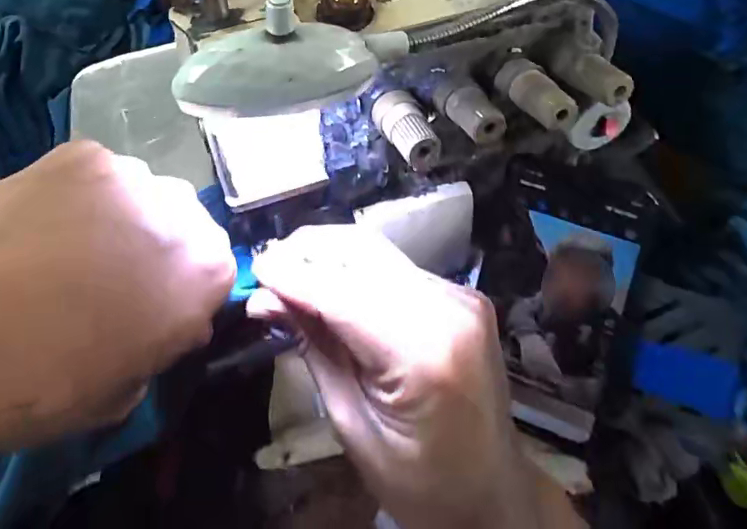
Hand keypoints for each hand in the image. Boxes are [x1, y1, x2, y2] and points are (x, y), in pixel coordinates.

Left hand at [0, 140, 237, 439]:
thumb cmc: (26, 385)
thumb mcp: (114, 395)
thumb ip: (159, 346)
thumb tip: (167, 318)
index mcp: (195, 277)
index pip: (220, 268)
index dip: (190, 291)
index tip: (157, 310)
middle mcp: (174, 213)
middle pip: (188, 221)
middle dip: (164, 248)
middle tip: (114, 277)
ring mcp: (126, 174)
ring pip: (145, 191)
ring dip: (126, 216)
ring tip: (70, 246)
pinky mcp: (79, 152)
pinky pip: (102, 172)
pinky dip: (87, 194)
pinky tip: (44, 222)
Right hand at [249, 225, 579, 528]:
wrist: (494, 494)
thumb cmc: (419, 481)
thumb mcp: (352, 424)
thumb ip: (312, 349)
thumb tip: (263, 298)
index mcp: (424, 353)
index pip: (341, 293)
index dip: (291, 275)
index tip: (252, 267)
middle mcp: (447, 308)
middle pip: (360, 253)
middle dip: (306, 252)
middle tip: (266, 268)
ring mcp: (458, 295)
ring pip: (375, 251)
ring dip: (327, 253)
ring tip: (289, 270)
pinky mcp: (459, 293)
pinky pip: (393, 267)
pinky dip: (354, 267)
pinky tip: (329, 282)